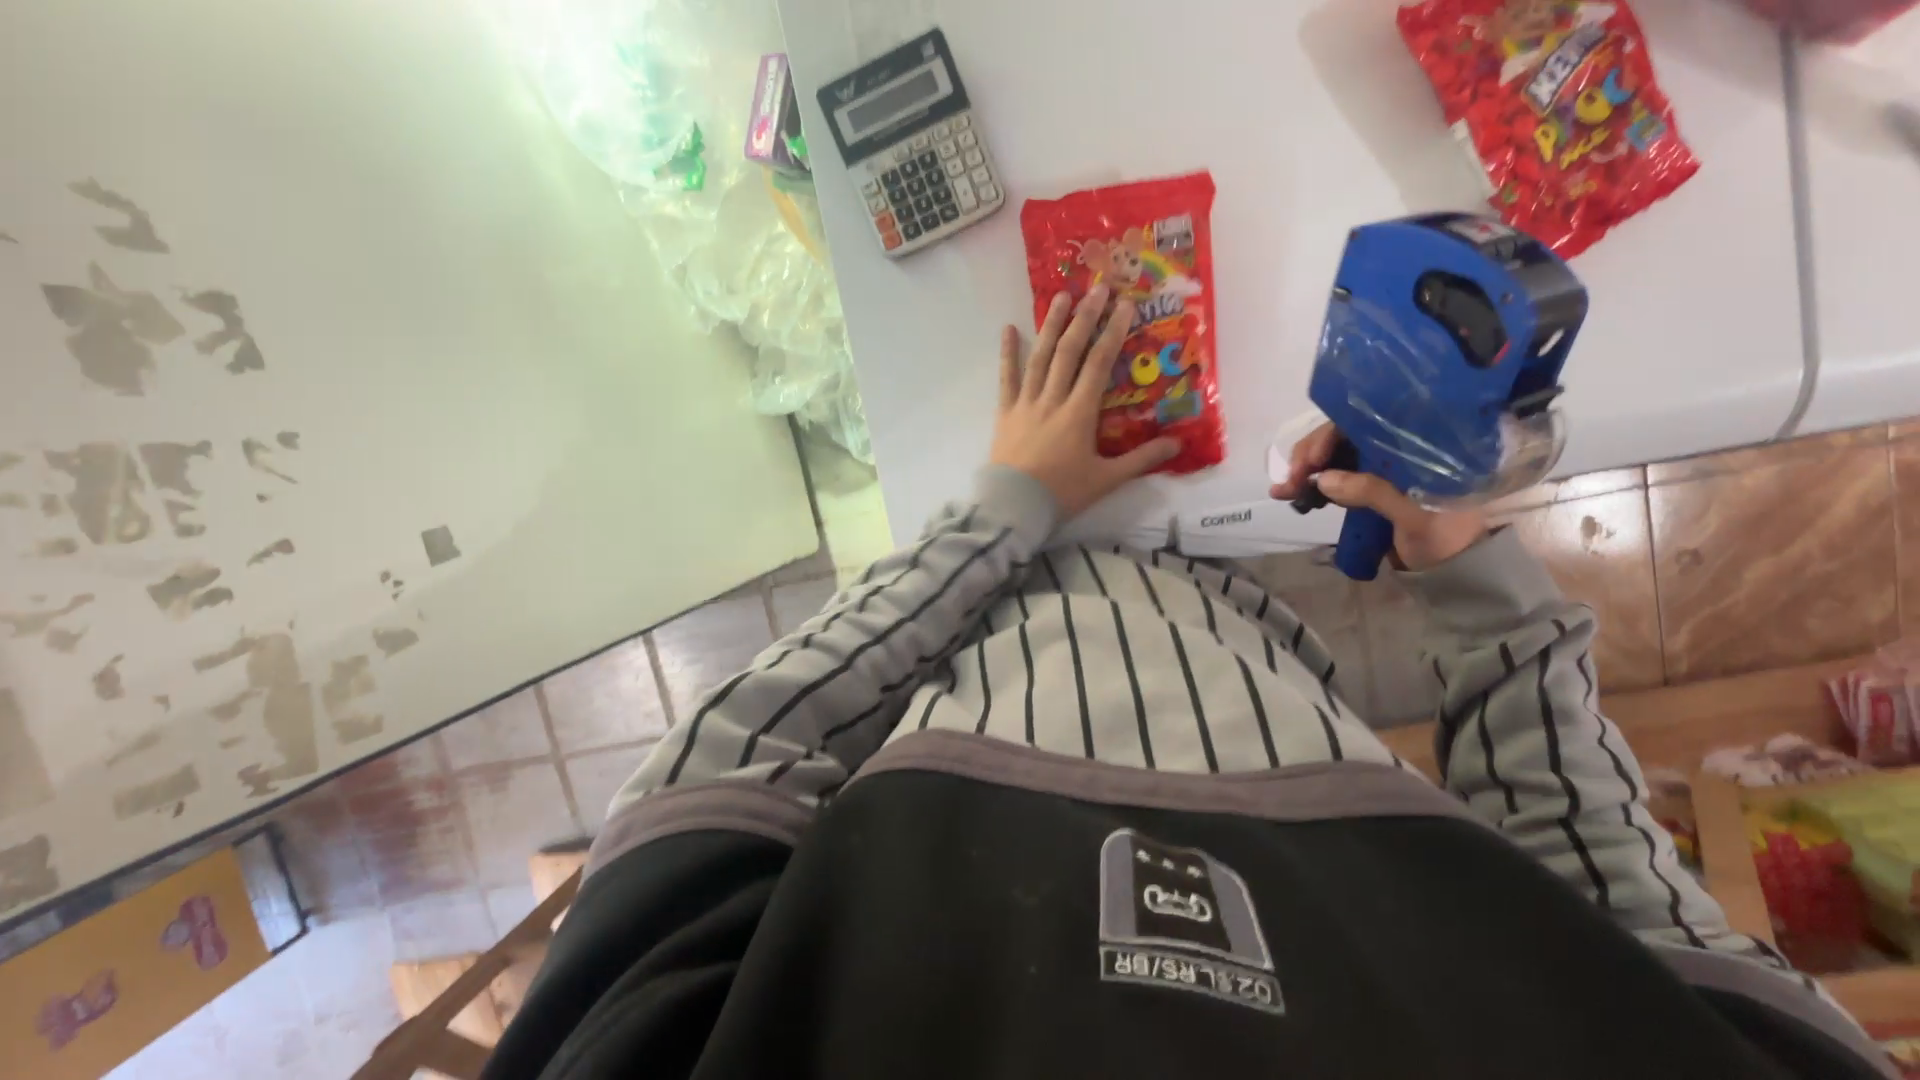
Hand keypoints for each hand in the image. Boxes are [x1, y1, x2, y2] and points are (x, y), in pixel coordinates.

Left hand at [991, 286, 1180, 519]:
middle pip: (1070, 351)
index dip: (1112, 332)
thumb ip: (1142, 459)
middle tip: (1097, 288)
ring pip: (1040, 357)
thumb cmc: (1062, 493)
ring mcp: (1026, 403)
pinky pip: (1006, 378)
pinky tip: (1009, 328)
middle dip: (1085, 317)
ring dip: (1052, 325)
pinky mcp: (1005, 413)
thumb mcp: (1107, 479)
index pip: (1099, 363)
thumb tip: (1178, 443)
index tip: (1124, 305)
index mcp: (1079, 412)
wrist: (1014, 506)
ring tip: (1061, 296)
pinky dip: (1008, 353)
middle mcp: (1053, 399)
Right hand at [1269, 422, 1486, 570]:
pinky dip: (1310, 485)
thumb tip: (1323, 479)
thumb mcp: (1418, 513)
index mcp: (1415, 445)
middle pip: (1341, 439)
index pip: (1364, 424)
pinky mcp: (1366, 489)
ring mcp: (1377, 469)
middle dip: (1310, 457)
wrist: (1459, 570)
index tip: (1310, 460)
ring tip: (1281, 490)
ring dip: (1304, 471)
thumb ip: (1374, 492)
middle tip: (1288, 481)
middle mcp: (1394, 450)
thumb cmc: (1450, 537)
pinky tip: (1290, 494)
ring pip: (1332, 459)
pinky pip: (1332, 479)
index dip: (1331, 436)